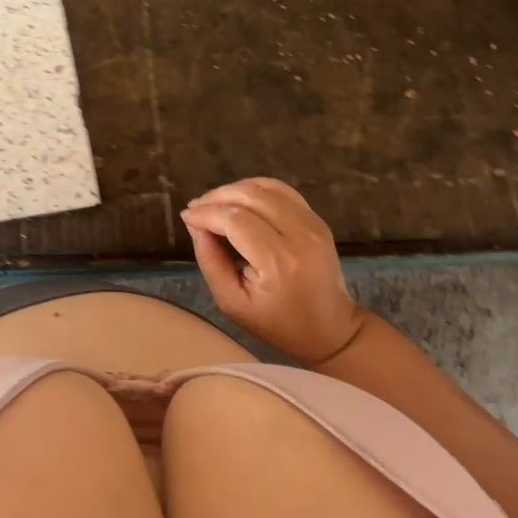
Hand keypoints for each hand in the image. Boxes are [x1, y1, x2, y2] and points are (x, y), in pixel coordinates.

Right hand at [182, 177, 365, 367]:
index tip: (186, 217)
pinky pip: (281, 190)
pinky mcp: (317, 219)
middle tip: (195, 208)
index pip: (235, 220)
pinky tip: (238, 200)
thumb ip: (210, 261)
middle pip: (250, 196)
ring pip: (265, 188)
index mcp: (278, 262)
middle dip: (216, 197)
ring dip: (233, 190)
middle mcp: (299, 236)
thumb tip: (195, 224)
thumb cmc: (277, 323)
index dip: (206, 213)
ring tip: (213, 204)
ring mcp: (312, 224)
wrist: (330, 329)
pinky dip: (255, 188)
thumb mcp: (232, 302)